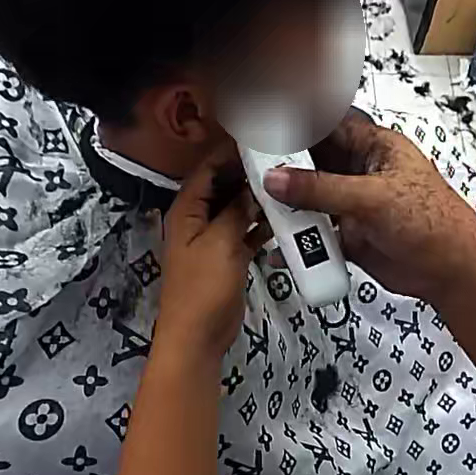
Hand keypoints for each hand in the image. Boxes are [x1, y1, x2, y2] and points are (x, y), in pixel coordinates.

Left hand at [157, 144, 268, 356]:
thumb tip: (253, 186)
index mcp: (187, 209)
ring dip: (257, 200)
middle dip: (249, 173)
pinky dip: (261, 226)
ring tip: (288, 185)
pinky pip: (245, 233)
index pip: (208, 168)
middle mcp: (198, 219)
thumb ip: (237, 211)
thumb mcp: (221, 242)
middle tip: (283, 159)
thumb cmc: (204, 288)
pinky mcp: (228, 258)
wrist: (198, 337)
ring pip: (237, 210)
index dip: (231, 151)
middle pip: (223, 186)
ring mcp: (213, 239)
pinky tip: (284, 220)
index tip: (263, 138)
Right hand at [262, 109, 475, 302]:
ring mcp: (356, 206)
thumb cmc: (433, 223)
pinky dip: (302, 242)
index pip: (330, 127)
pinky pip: (319, 235)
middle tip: (255, 176)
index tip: (267, 134)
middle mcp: (364, 173)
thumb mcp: (372, 198)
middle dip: (288, 172)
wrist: (451, 273)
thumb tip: (278, 179)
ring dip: (292, 209)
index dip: (299, 128)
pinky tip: (282, 246)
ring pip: (314, 201)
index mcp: (377, 148)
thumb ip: (322, 189)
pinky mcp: (352, 236)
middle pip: (316, 165)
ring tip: (263, 211)